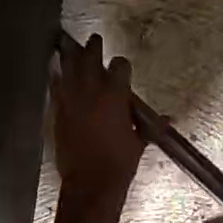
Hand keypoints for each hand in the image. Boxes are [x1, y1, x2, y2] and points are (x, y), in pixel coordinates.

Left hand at [51, 34, 143, 194]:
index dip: (122, 65)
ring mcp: (71, 101)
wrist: (90, 182)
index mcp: (115, 95)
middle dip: (94, 47)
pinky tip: (54, 74)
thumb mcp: (139, 143)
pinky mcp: (58, 113)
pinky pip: (55, 89)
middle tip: (94, 39)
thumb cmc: (119, 163)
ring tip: (68, 48)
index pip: (120, 66)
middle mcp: (92, 92)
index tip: (121, 67)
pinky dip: (56, 80)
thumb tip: (167, 119)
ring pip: (68, 69)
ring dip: (70, 57)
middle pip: (91, 58)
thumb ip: (150, 126)